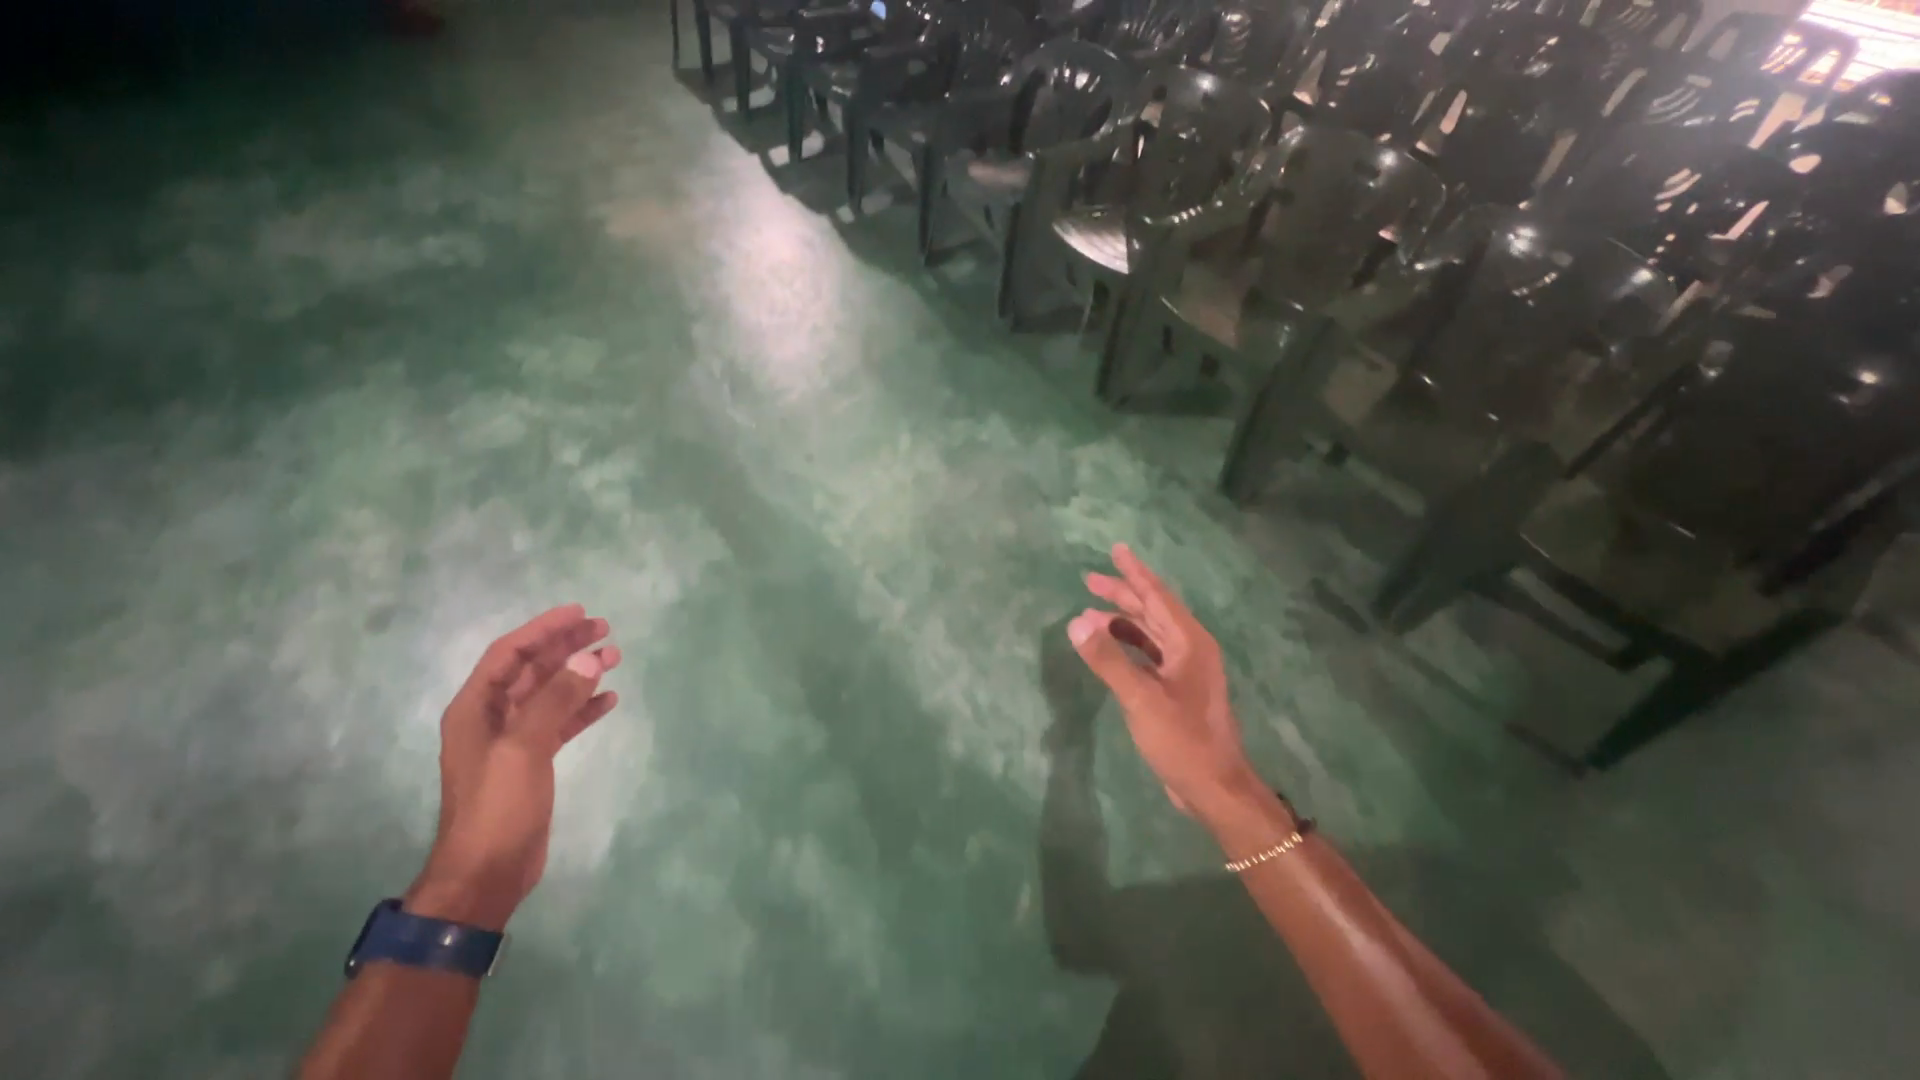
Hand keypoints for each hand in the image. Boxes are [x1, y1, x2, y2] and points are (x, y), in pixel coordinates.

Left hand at [405, 605, 620, 929]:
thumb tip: (588, 659)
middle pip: (532, 669)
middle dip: (566, 647)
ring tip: (616, 657)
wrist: (486, 873)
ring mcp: (513, 741)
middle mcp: (492, 718)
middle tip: (606, 629)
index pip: (510, 654)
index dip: (543, 630)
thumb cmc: (497, 807)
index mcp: (476, 708)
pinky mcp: (532, 762)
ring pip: (550, 694)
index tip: (580, 612)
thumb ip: (556, 700)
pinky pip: (561, 723)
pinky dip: (584, 709)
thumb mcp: (524, 748)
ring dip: (579, 674)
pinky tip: (610, 699)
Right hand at [1067, 545, 1267, 825]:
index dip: (1135, 573)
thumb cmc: (1182, 740)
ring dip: (1123, 621)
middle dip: (1123, 594)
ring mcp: (1187, 671)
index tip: (1116, 549)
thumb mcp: (1140, 699)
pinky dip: (1129, 646)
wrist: (1215, 787)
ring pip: (1152, 633)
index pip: (1157, 596)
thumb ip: (1108, 659)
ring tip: (1091, 613)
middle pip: (1153, 611)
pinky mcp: (1179, 690)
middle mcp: (1191, 649)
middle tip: (1089, 580)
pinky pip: (1151, 654)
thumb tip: (1077, 620)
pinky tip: (1110, 648)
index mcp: (1189, 643)